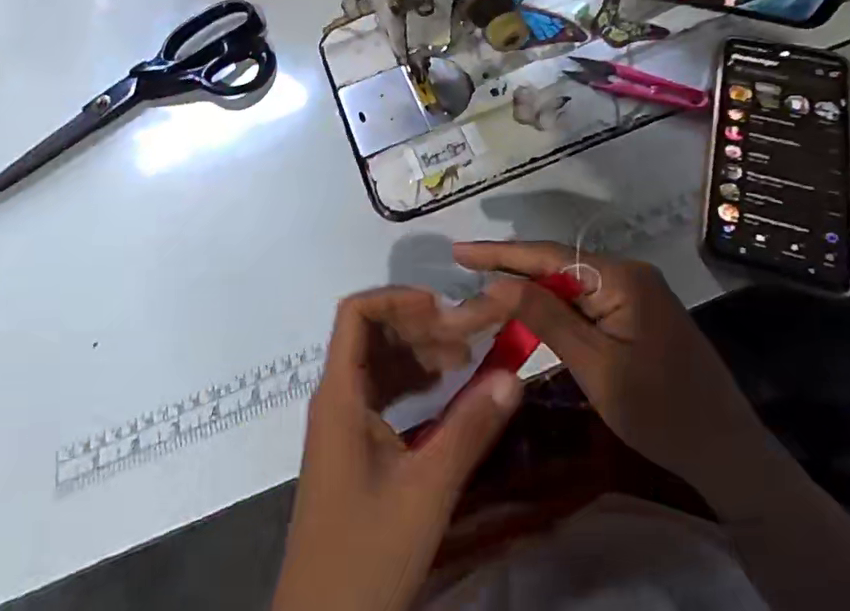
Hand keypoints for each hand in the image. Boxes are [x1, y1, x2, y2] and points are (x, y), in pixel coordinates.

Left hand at [272, 287, 521, 610]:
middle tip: (470, 335)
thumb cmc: (368, 552)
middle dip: (420, 325)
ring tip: (469, 359)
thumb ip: (470, 428)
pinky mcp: (354, 447)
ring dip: (421, 353)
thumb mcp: (427, 489)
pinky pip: (383, 393)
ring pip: (380, 363)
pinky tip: (449, 391)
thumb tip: (513, 373)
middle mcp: (336, 398)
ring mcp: (342, 423)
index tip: (445, 306)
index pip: (356, 313)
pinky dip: (415, 382)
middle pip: (372, 334)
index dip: (398, 298)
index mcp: (340, 395)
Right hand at [455, 241, 761, 487]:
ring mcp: (635, 293)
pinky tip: (527, 314)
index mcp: (621, 278)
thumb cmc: (660, 412)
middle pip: (557, 265)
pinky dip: (553, 308)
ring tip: (483, 291)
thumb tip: (497, 282)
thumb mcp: (595, 366)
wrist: (727, 450)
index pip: (549, 256)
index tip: (458, 252)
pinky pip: (586, 302)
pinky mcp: (637, 314)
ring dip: (530, 290)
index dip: (500, 254)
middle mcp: (628, 274)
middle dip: (510, 270)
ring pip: (570, 284)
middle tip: (463, 270)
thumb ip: (546, 318)